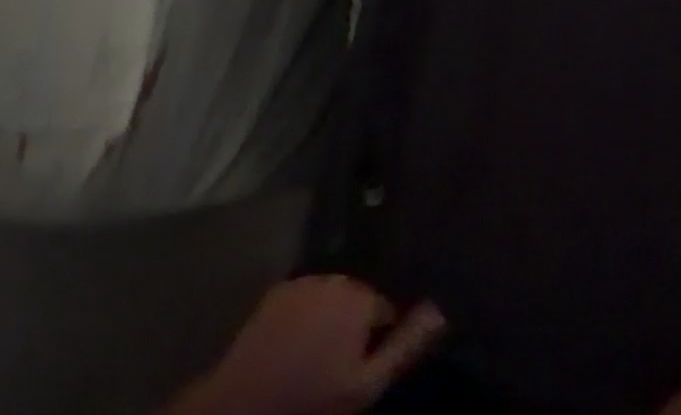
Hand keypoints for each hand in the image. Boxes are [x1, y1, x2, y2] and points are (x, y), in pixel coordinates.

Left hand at [170, 275, 445, 414]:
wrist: (239, 407)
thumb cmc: (310, 400)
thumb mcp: (367, 385)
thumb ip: (406, 344)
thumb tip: (440, 310)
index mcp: (359, 297)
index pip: (388, 310)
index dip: (377, 341)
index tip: (360, 367)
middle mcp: (333, 279)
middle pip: (360, 299)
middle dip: (354, 326)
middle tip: (336, 365)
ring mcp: (301, 283)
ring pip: (332, 298)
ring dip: (330, 320)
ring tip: (314, 357)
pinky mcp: (275, 294)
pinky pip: (306, 300)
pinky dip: (306, 316)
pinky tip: (294, 346)